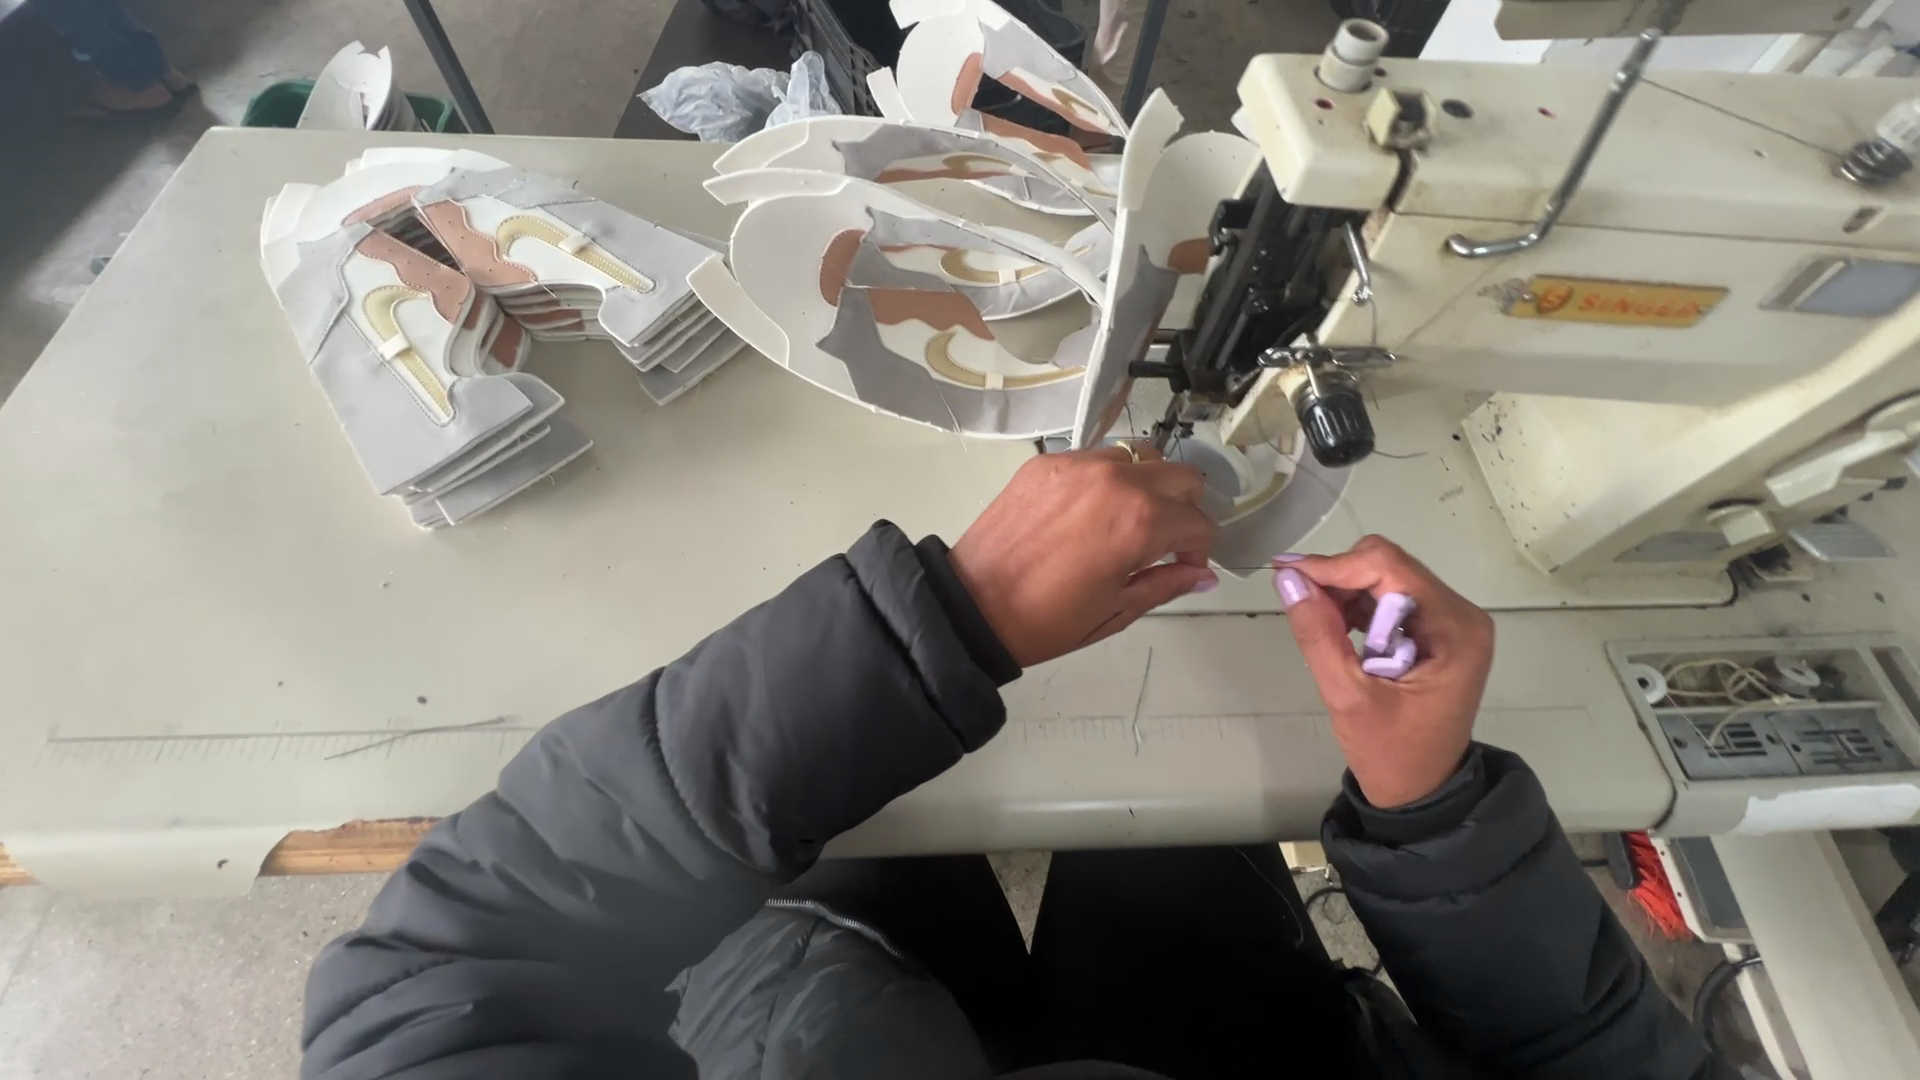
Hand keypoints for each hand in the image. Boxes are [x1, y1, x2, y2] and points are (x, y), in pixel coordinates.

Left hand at [949, 445, 1216, 667]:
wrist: (974, 605)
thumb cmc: (1046, 618)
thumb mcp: (1116, 610)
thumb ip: (1166, 584)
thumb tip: (1201, 575)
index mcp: (1139, 520)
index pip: (1197, 521)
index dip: (1198, 549)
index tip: (1184, 566)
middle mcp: (1114, 480)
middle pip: (1179, 475)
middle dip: (1183, 507)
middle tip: (1165, 539)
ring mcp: (1077, 465)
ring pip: (1138, 457)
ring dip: (1146, 485)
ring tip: (1127, 520)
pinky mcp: (1045, 463)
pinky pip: (1094, 458)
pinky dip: (1105, 478)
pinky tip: (1088, 511)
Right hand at [1274, 536, 1493, 807]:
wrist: (1421, 791)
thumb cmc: (1389, 751)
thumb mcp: (1347, 696)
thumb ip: (1318, 634)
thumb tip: (1287, 579)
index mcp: (1453, 629)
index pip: (1388, 567)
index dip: (1333, 566)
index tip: (1285, 576)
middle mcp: (1458, 614)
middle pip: (1387, 564)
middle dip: (1337, 578)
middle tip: (1301, 605)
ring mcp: (1447, 620)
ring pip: (1382, 574)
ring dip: (1342, 590)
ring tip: (1319, 624)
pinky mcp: (1431, 628)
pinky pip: (1385, 594)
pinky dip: (1353, 603)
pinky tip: (1335, 628)